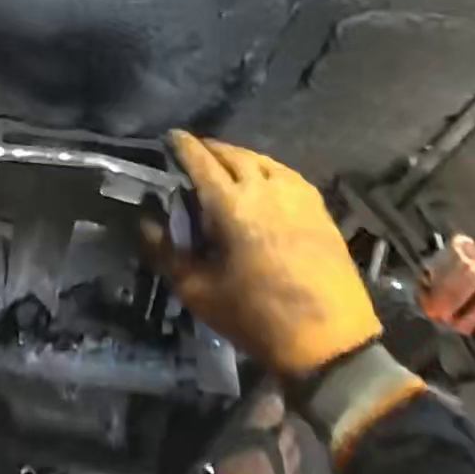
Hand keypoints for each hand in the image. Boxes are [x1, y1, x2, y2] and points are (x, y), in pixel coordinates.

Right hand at [159, 130, 379, 378]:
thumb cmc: (257, 317)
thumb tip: (145, 222)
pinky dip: (264, 168)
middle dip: (211, 148)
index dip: (184, 146)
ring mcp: (294, 190)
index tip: (172, 136)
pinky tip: (262, 181)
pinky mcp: (316, 201)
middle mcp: (263, 185)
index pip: (202, 161)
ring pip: (260, 159)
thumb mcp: (200, 292)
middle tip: (196, 153)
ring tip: (226, 164)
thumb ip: (167, 253)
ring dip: (238, 156)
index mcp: (232, 204)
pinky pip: (283, 172)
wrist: (329, 336)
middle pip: (232, 153)